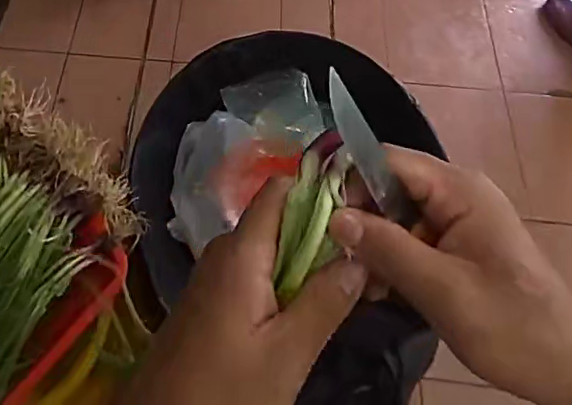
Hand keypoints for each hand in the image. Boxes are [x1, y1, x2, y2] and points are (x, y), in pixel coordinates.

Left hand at [119, 177, 366, 404]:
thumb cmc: (222, 390)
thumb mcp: (285, 355)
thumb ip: (325, 301)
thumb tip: (361, 254)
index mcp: (241, 249)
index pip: (281, 188)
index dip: (318, 191)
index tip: (356, 212)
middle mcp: (225, 249)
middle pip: (279, 220)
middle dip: (319, 235)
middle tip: (359, 259)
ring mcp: (214, 274)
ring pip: (269, 249)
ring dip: (303, 263)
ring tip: (341, 285)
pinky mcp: (210, 300)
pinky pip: (253, 273)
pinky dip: (280, 283)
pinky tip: (302, 310)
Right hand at [327, 148, 571, 404]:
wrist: (570, 370)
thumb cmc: (512, 325)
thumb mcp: (443, 289)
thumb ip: (387, 248)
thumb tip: (335, 216)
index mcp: (458, 187)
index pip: (390, 159)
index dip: (352, 178)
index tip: (321, 212)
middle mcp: (457, 192)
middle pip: (392, 186)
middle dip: (362, 217)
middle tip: (335, 256)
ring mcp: (460, 218)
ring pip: (399, 215)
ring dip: (376, 244)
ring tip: (356, 281)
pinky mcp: (460, 244)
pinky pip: (415, 238)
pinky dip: (395, 258)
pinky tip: (380, 289)